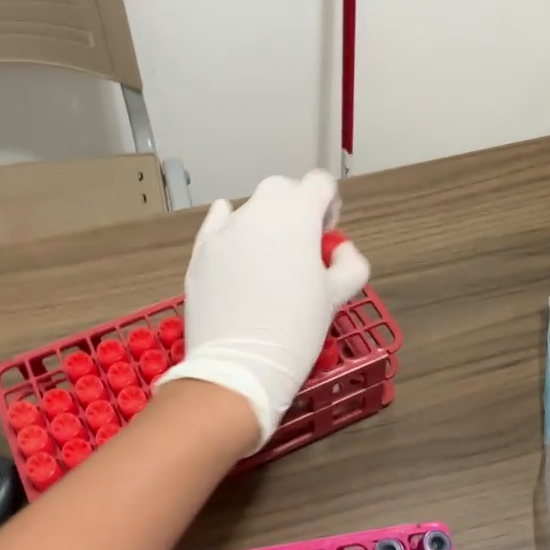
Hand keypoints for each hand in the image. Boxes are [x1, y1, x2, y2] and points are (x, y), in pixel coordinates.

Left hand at [154, 170, 370, 449]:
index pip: (319, 184)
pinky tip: (237, 251)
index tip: (326, 236)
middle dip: (295, 209)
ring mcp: (223, 231)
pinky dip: (230, 230)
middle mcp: (258, 213)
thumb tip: (339, 251)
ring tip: (267, 264)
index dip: (328, 206)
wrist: (239, 365)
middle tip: (300, 247)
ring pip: (249, 210)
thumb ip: (349, 264)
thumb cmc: (295, 330)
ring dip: (263, 225)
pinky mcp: (200, 252)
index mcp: (297, 216)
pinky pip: (217, 225)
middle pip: (282, 189)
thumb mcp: (336, 297)